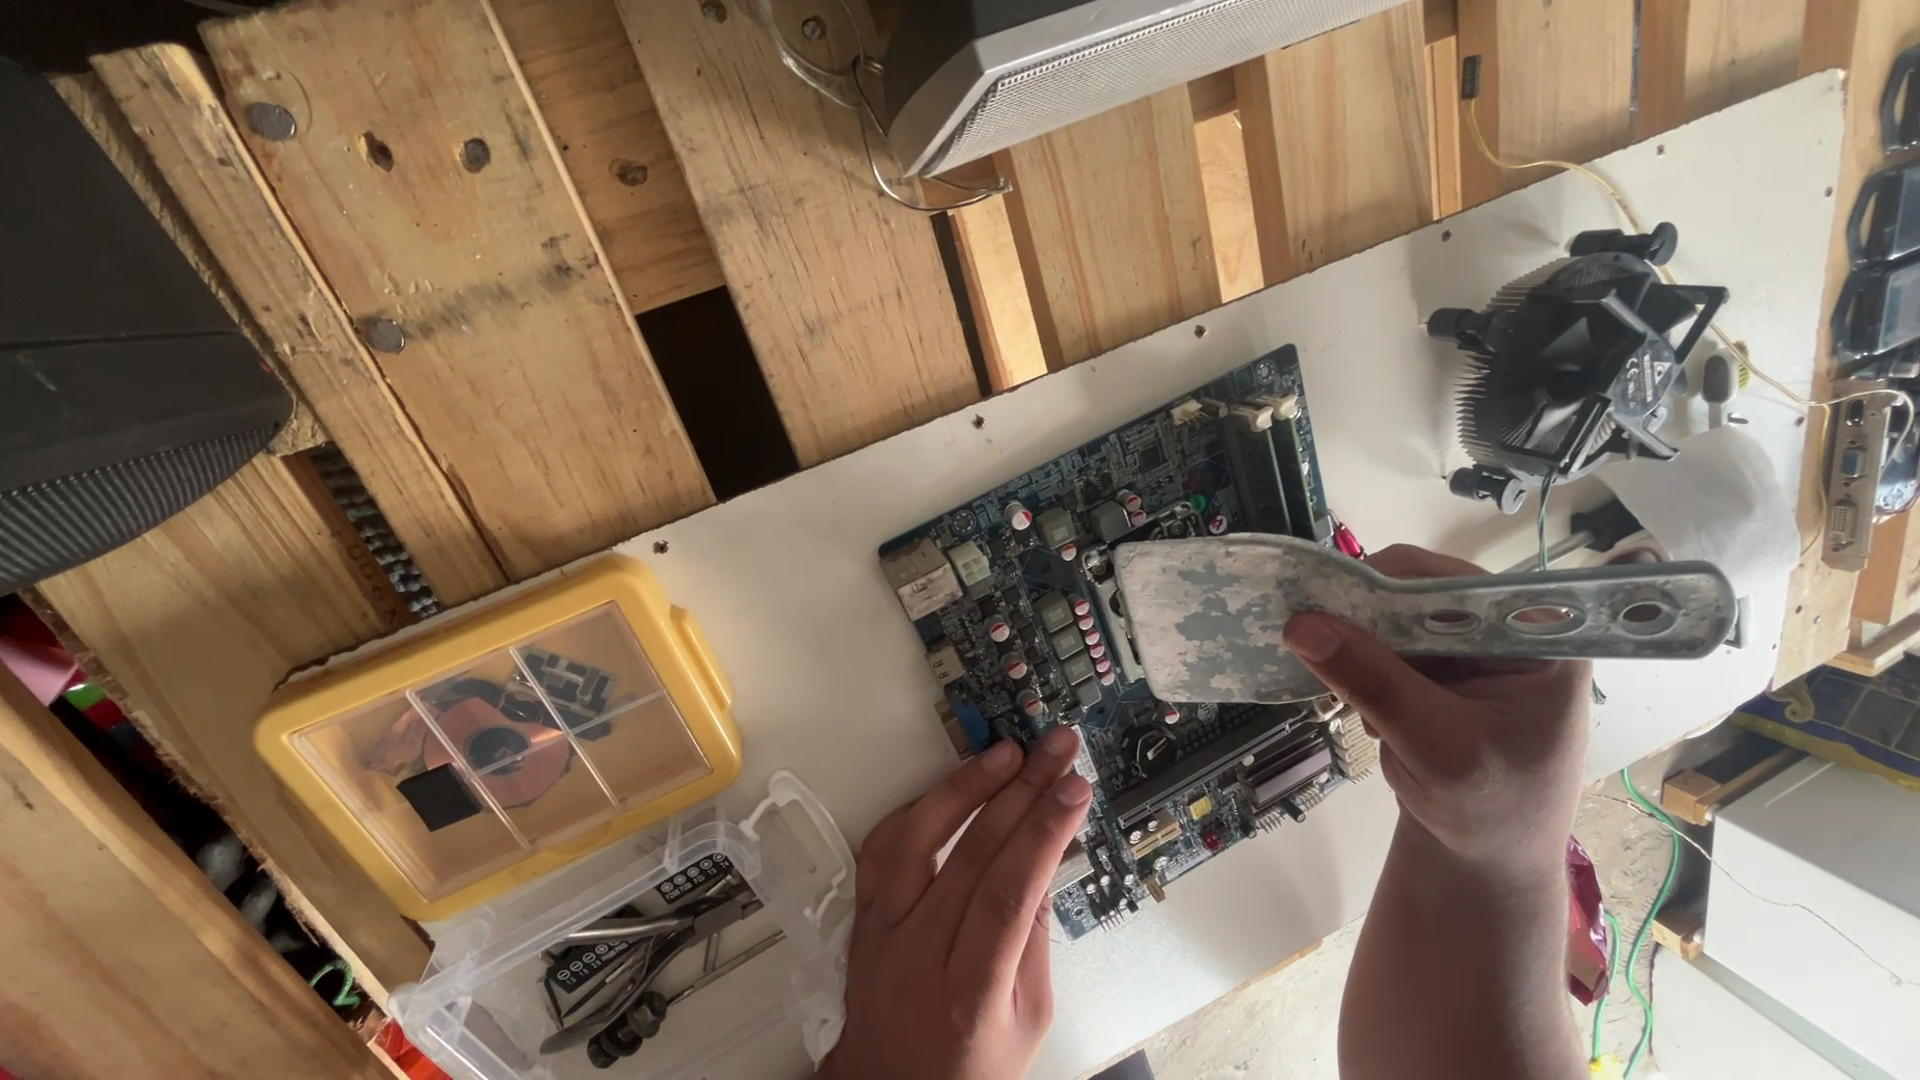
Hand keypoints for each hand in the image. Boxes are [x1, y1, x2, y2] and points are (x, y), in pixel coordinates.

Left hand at [816, 726, 1091, 1079]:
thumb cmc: (969, 1068)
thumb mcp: (1028, 1020)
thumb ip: (1035, 938)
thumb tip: (1046, 858)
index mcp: (969, 993)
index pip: (1008, 895)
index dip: (1043, 833)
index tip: (1074, 788)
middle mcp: (917, 954)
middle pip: (971, 855)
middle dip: (1022, 791)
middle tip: (1055, 750)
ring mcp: (882, 929)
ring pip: (917, 838)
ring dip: (965, 786)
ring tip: (1007, 752)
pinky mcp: (863, 914)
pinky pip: (881, 846)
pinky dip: (916, 807)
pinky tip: (952, 784)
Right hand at [1282, 545, 1590, 874]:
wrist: (1484, 858)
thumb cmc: (1487, 809)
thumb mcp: (1434, 746)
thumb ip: (1373, 682)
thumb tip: (1301, 624)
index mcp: (1534, 638)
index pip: (1451, 582)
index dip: (1386, 585)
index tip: (1324, 606)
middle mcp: (1501, 630)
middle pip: (1414, 590)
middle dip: (1366, 621)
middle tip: (1325, 654)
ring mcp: (1466, 648)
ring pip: (1388, 615)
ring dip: (1358, 648)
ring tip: (1362, 704)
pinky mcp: (1435, 668)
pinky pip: (1379, 643)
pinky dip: (1358, 666)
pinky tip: (1372, 714)